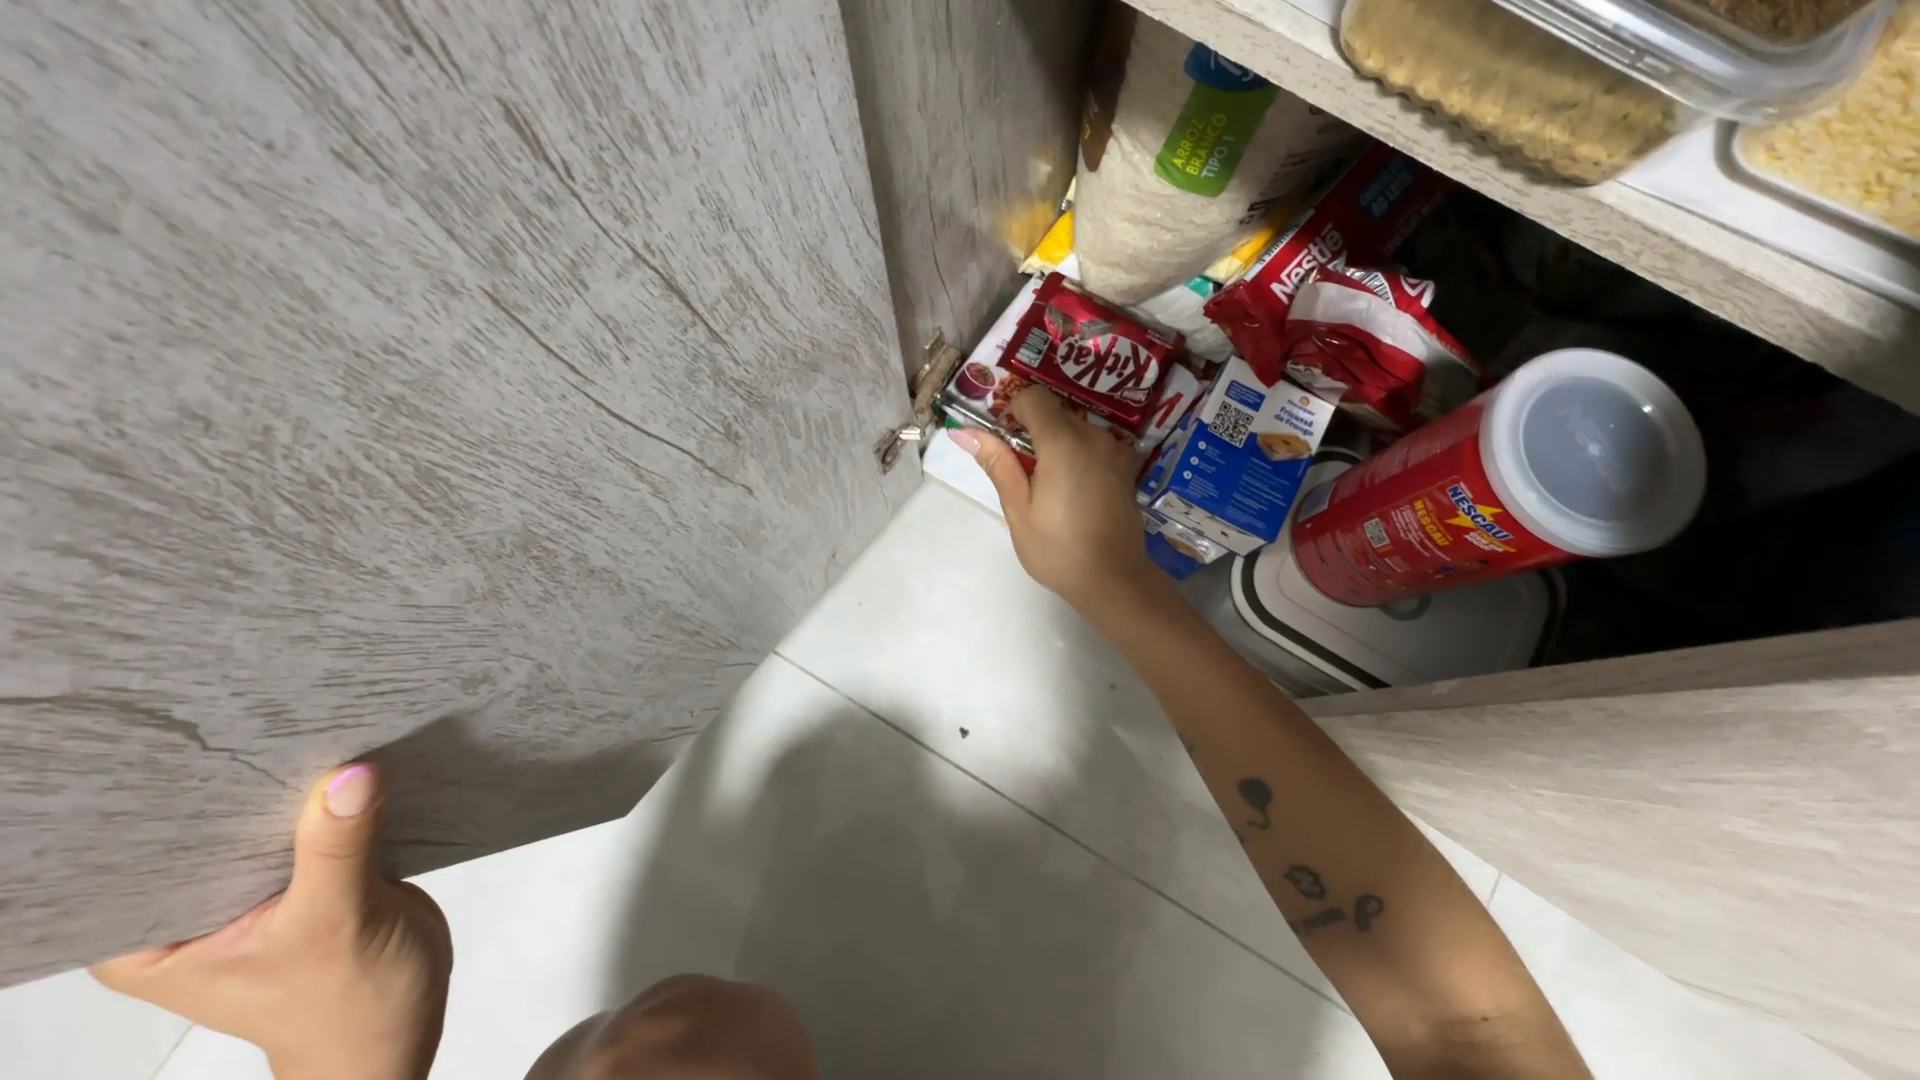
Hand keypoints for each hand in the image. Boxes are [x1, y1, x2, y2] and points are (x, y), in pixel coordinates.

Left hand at [91, 764, 452, 1079]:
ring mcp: (250, 888)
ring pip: (262, 818)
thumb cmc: (348, 1000)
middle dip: (244, 782)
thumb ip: (336, 849)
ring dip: (295, 787)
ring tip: (319, 730)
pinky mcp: (305, 872)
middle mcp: (190, 906)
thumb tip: (353, 773)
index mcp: (149, 936)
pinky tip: (351, 762)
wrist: (401, 1027)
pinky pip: (310, 822)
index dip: (173, 796)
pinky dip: (332, 800)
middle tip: (278, 720)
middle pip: (206, 825)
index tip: (213, 740)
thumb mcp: (334, 926)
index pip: (140, 850)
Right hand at [950, 385, 1161, 612]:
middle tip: (1025, 475)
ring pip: (1077, 429)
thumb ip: (998, 464)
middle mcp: (1094, 436)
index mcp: (1063, 443)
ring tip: (1051, 488)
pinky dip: (1080, 456)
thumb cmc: (1059, 550)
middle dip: (1035, 432)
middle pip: (1056, 413)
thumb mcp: (1019, 510)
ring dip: (1059, 446)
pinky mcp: (1127, 466)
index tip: (1006, 441)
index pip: (1034, 397)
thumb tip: (966, 432)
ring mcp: (1115, 450)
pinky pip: (1096, 445)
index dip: (1014, 411)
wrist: (1113, 578)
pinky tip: (1076, 491)